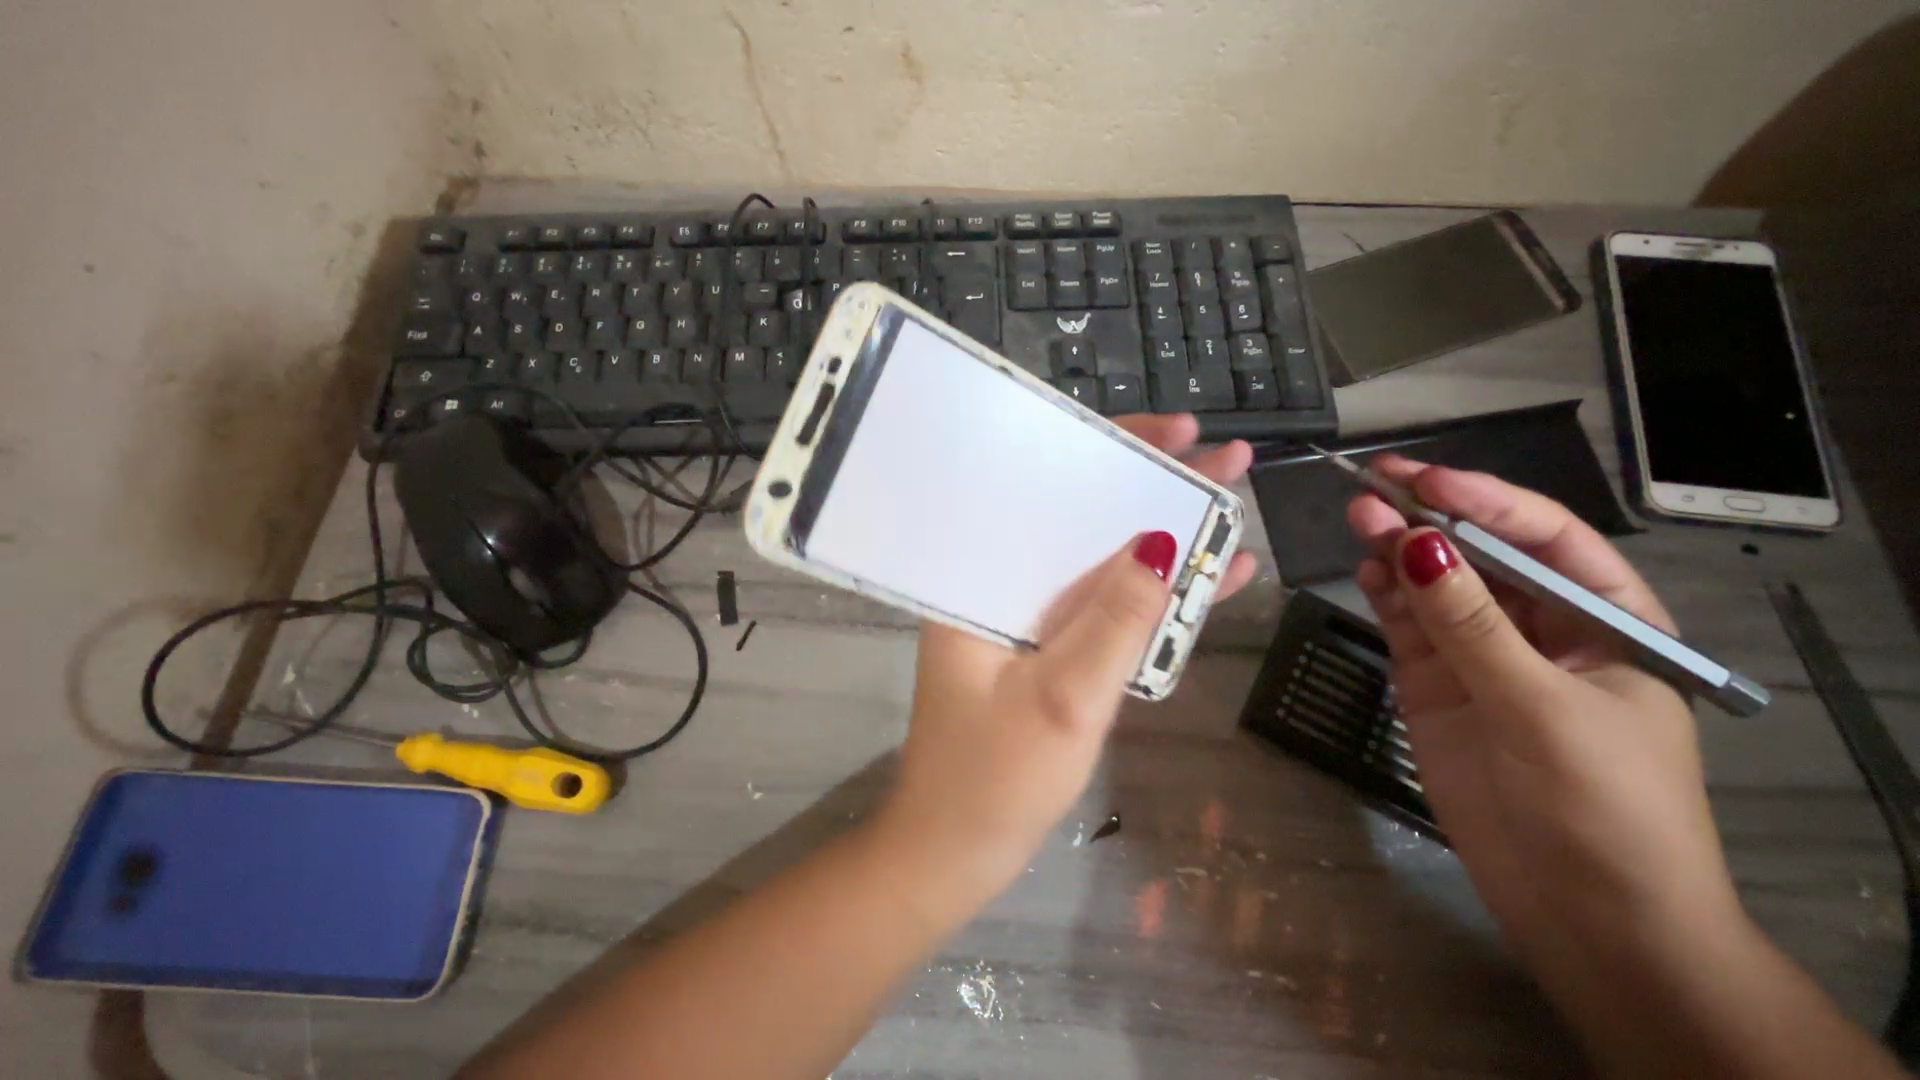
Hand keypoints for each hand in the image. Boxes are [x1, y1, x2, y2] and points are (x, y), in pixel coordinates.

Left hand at [881, 415, 1255, 897]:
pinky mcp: (1055, 654)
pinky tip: (1219, 577)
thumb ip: (1114, 623)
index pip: (1046, 491)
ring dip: (1167, 539)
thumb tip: (1164, 544)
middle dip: (1155, 488)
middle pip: (1082, 520)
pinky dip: (1157, 598)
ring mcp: (1032, 622)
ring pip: (1105, 564)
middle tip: (1227, 456)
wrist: (959, 852)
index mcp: (980, 579)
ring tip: (1236, 499)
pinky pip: (1109, 611)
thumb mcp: (1063, 699)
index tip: (1175, 431)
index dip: (1113, 453)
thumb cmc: (994, 779)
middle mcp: (1003, 586)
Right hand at [1346, 458, 1748, 1030]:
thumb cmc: (1601, 802)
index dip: (1485, 501)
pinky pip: (1411, 630)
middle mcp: (1541, 628)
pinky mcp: (1439, 690)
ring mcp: (1484, 659)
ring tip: (1357, 519)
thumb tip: (1413, 541)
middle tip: (1370, 487)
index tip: (1423, 479)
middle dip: (1430, 521)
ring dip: (1399, 553)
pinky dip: (1387, 599)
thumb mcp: (1540, 704)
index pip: (1544, 537)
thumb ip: (1471, 623)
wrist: (1587, 913)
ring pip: (1436, 588)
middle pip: (1481, 556)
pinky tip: (1366, 571)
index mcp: (1604, 618)